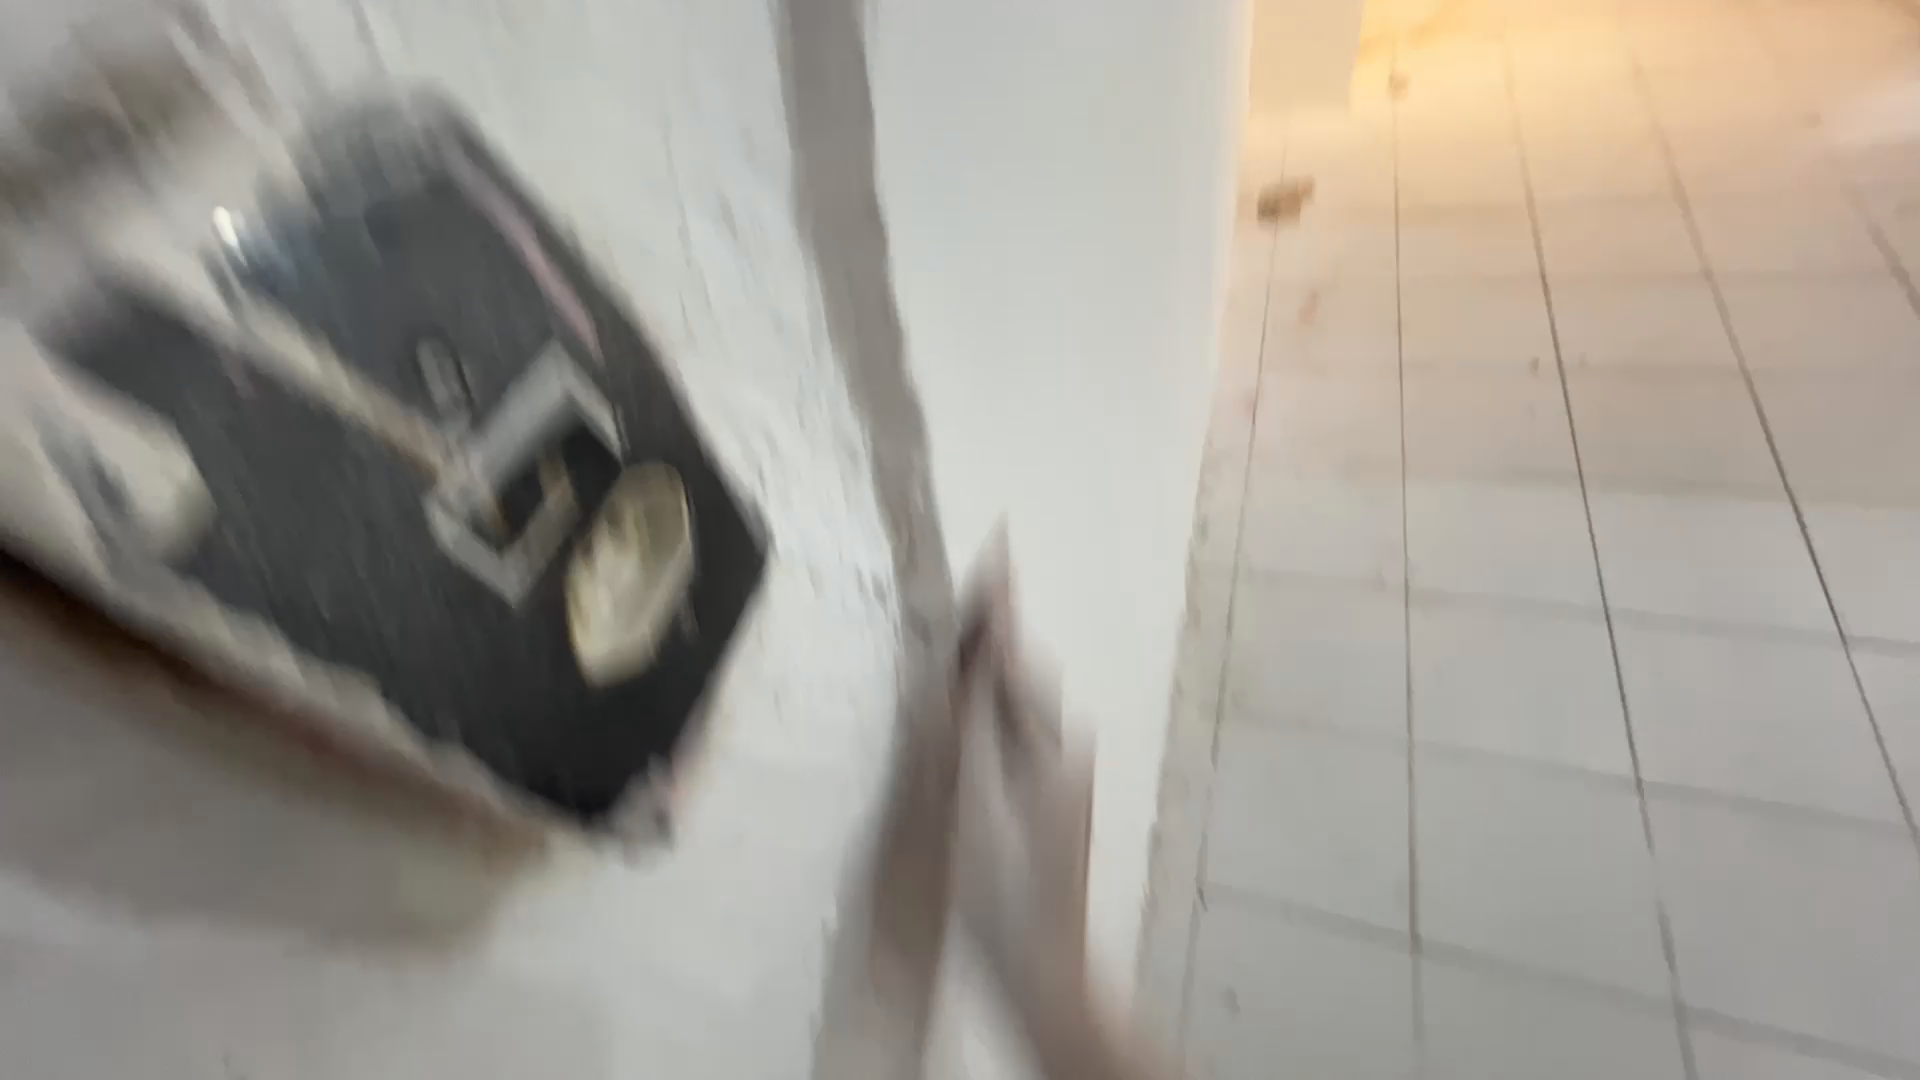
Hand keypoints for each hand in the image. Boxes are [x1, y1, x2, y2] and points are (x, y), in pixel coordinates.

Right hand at [948, 560, 1096, 1016]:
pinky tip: (979, 699)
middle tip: (970, 583)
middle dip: (997, 622)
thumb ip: (982, 720)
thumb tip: (984, 651)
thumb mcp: (978, 799)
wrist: (1046, 967)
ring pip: (1022, 695)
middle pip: (1022, 667)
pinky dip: (998, 696)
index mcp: (1048, 740)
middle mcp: (1064, 743)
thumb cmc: (1001, 891)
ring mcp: (1063, 768)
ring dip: (996, 659)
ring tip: (967, 626)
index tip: (1000, 542)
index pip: (1015, 651)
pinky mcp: (1055, 788)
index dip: (1003, 598)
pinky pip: (1021, 721)